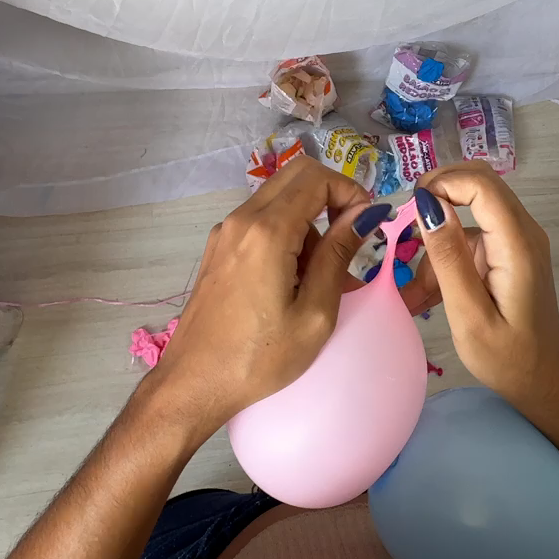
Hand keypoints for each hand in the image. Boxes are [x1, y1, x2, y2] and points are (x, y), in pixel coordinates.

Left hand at [151, 158, 383, 431]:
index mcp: (268, 231)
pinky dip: (288, 232)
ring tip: (322, 276)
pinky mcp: (219, 246)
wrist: (192, 385)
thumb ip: (338, 254)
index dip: (350, 191)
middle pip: (297, 173)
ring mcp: (226, 230)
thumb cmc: (259, 358)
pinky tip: (294, 279)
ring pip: (281, 196)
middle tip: (350, 235)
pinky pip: (262, 219)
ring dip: (310, 219)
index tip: (366, 224)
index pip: (318, 178)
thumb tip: (364, 214)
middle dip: (332, 195)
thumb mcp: (315, 313)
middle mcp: (242, 219)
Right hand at [413, 163, 558, 414]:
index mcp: (517, 244)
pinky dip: (446, 252)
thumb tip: (429, 204)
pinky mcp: (508, 250)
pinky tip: (427, 290)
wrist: (542, 383)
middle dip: (438, 193)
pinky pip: (472, 233)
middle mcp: (523, 230)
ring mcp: (518, 238)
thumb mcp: (469, 315)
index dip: (443, 183)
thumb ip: (449, 258)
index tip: (411, 210)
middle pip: (479, 182)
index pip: (481, 184)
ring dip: (437, 234)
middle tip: (406, 222)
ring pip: (470, 208)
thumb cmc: (506, 358)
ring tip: (414, 284)